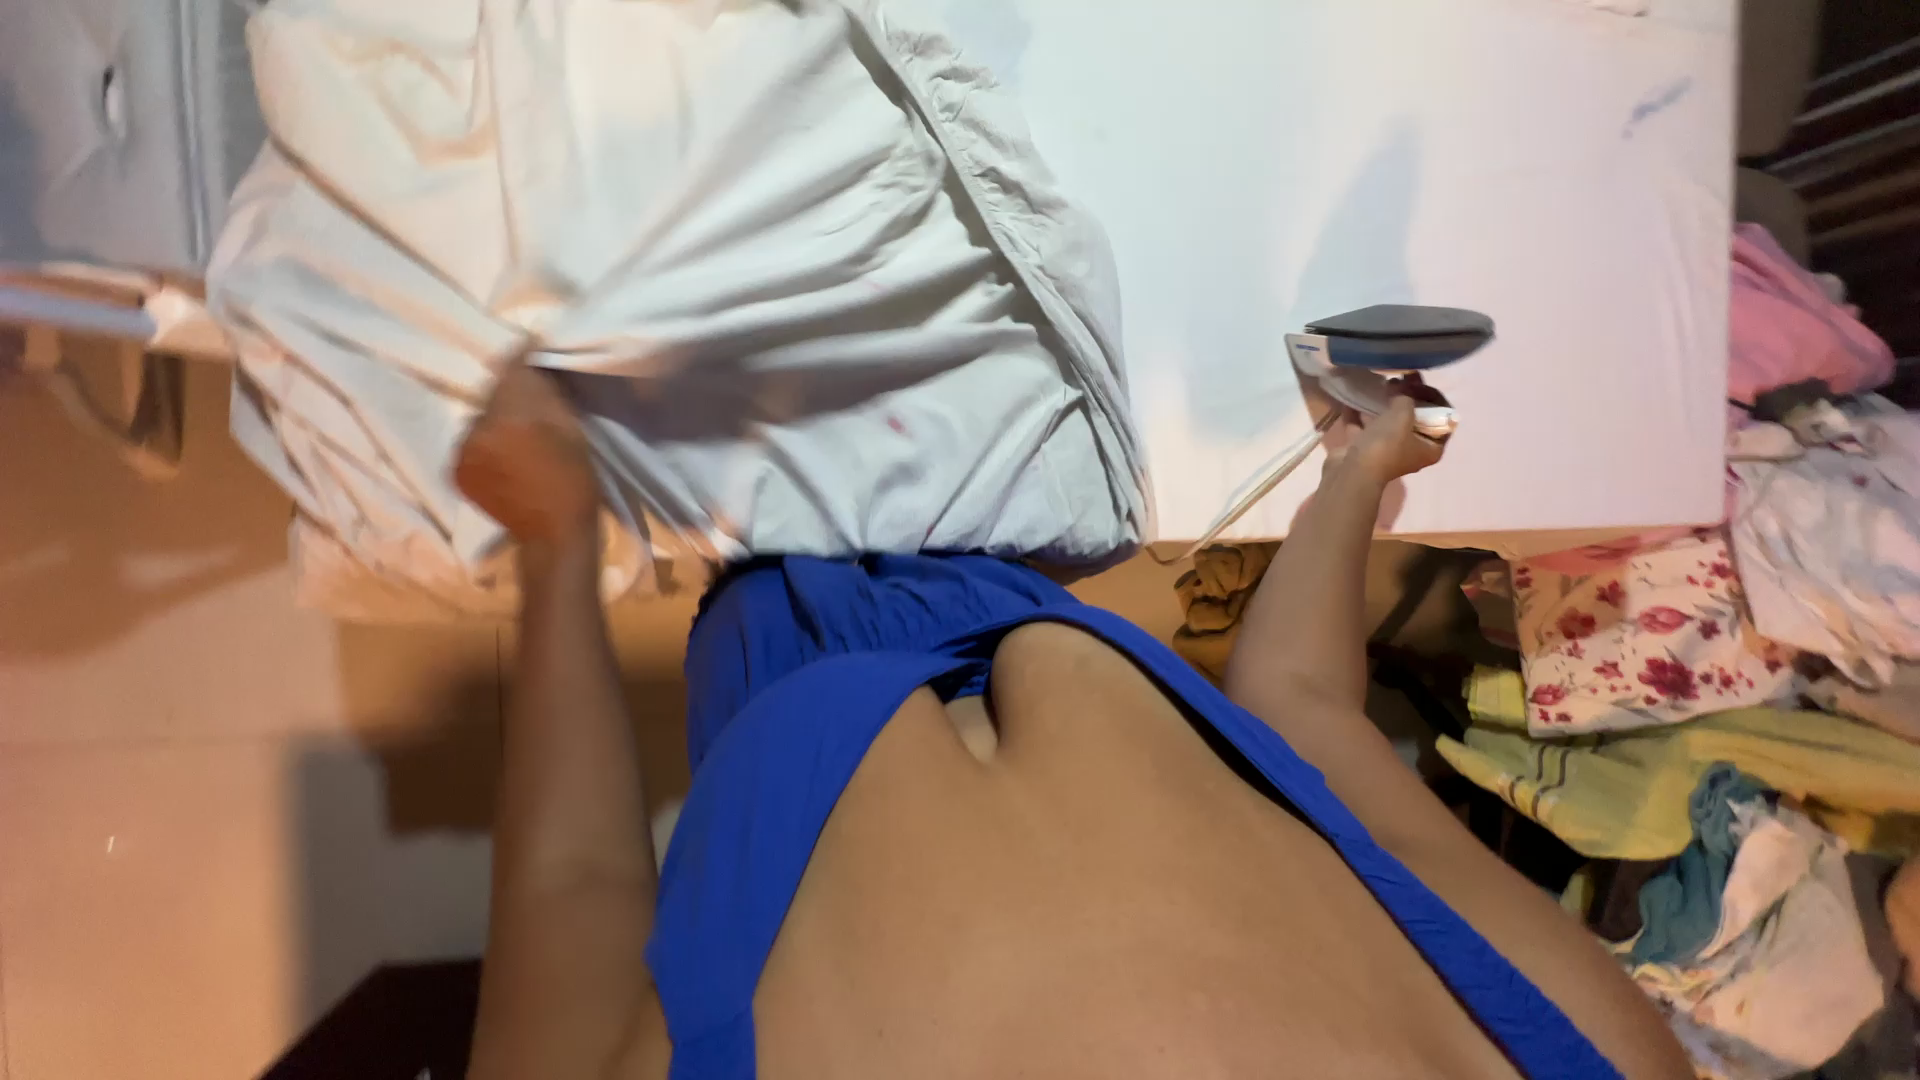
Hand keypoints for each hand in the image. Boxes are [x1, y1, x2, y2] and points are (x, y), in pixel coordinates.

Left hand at [455, 351, 601, 545]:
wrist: (555, 536)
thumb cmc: (576, 483)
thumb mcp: (574, 433)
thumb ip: (550, 396)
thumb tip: (536, 364)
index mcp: (515, 417)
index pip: (513, 370)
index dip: (525, 354)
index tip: (534, 342)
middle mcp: (479, 429)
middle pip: (495, 395)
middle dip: (514, 394)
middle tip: (536, 401)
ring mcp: (462, 451)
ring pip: (482, 419)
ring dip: (499, 420)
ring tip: (521, 436)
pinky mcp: (455, 470)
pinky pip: (473, 444)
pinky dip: (488, 444)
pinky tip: (507, 457)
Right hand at [1323, 395, 1445, 485]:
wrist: (1350, 472)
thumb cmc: (1385, 446)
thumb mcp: (1403, 415)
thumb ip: (1405, 396)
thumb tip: (1398, 385)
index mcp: (1431, 448)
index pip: (1443, 417)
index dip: (1433, 397)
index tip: (1418, 384)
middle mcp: (1411, 450)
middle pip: (1417, 417)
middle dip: (1409, 397)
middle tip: (1402, 379)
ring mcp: (1386, 450)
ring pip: (1390, 422)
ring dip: (1387, 403)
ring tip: (1383, 384)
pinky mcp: (1364, 449)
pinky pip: (1365, 426)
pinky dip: (1361, 413)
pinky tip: (1355, 398)